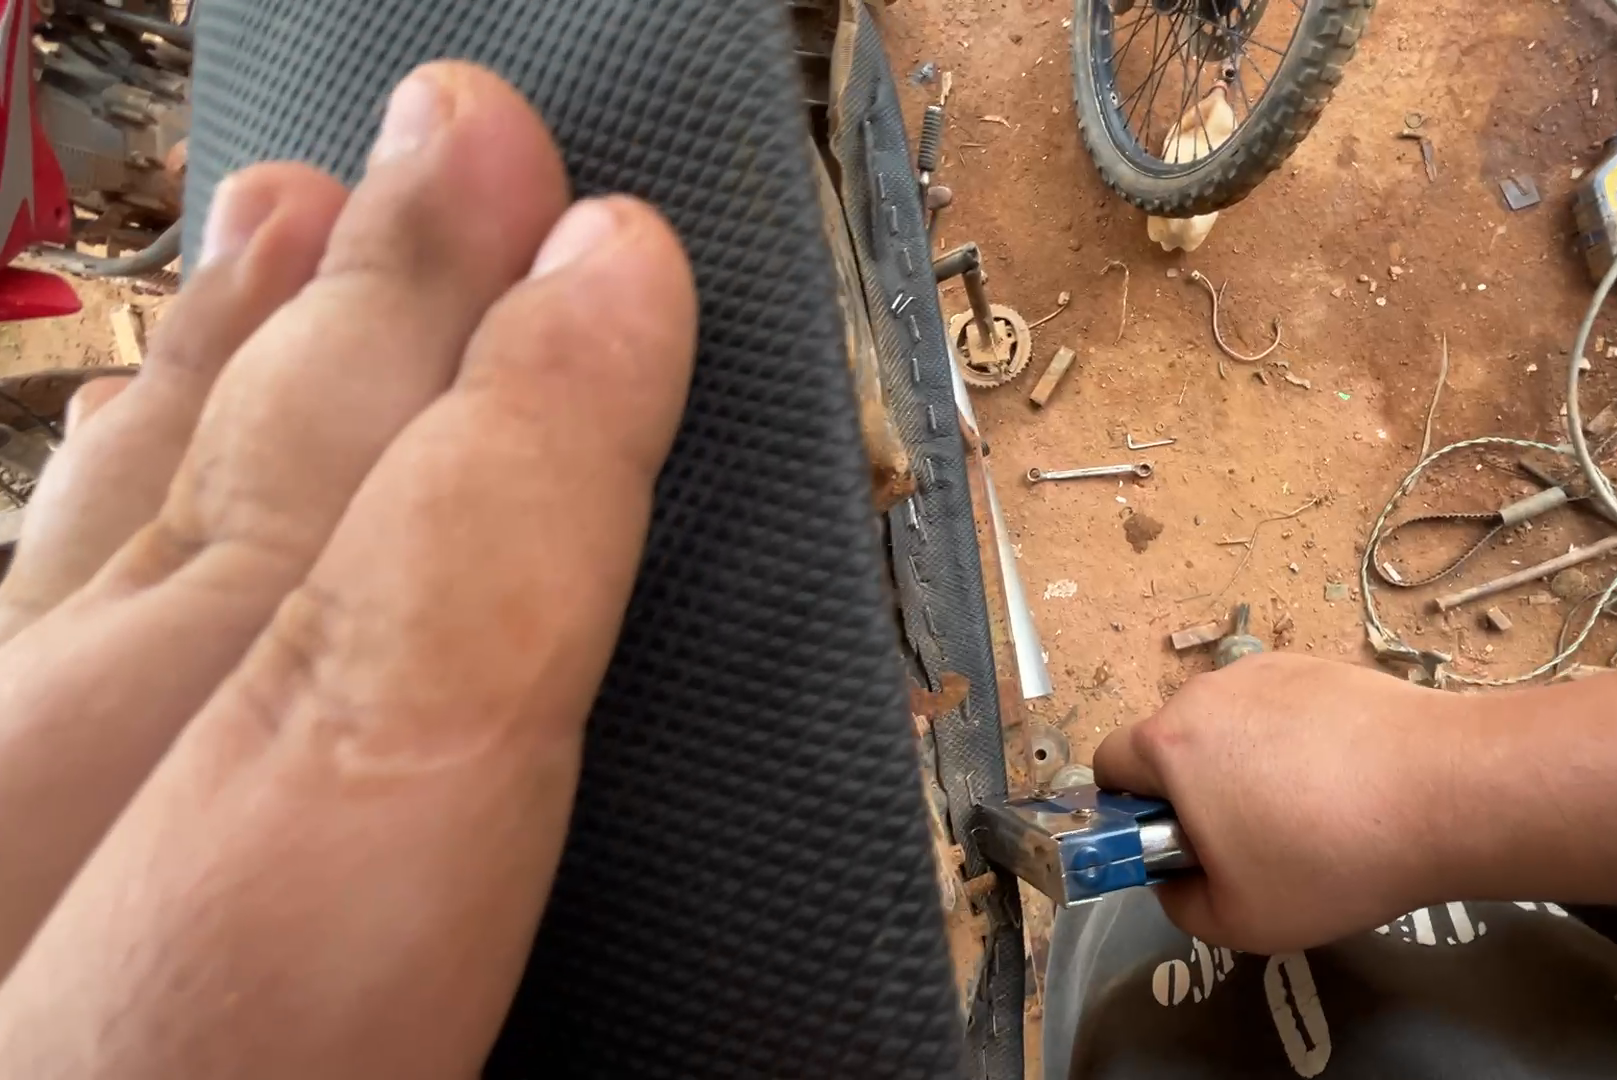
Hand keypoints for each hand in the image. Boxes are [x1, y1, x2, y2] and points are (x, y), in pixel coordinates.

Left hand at [0, 63, 695, 1075]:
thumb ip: (682, 1019)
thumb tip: (831, 950)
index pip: (395, 728)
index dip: (542, 470)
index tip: (634, 269)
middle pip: (217, 622)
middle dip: (398, 345)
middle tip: (488, 149)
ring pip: (71, 607)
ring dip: (252, 378)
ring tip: (345, 205)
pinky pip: (22, 662)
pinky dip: (134, 499)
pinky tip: (212, 377)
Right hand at [1094, 652, 1466, 954]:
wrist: (1443, 788)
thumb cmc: (1328, 856)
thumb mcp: (1240, 919)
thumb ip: (1179, 904)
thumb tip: (1175, 876)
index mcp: (1167, 745)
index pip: (1108, 763)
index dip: (1128, 806)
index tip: (1177, 836)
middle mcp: (1199, 694)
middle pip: (1168, 742)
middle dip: (1191, 785)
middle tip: (1249, 832)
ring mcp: (1254, 670)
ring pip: (1221, 723)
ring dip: (1238, 757)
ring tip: (1306, 800)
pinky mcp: (1303, 663)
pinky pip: (1269, 703)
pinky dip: (1284, 732)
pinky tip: (1337, 767)